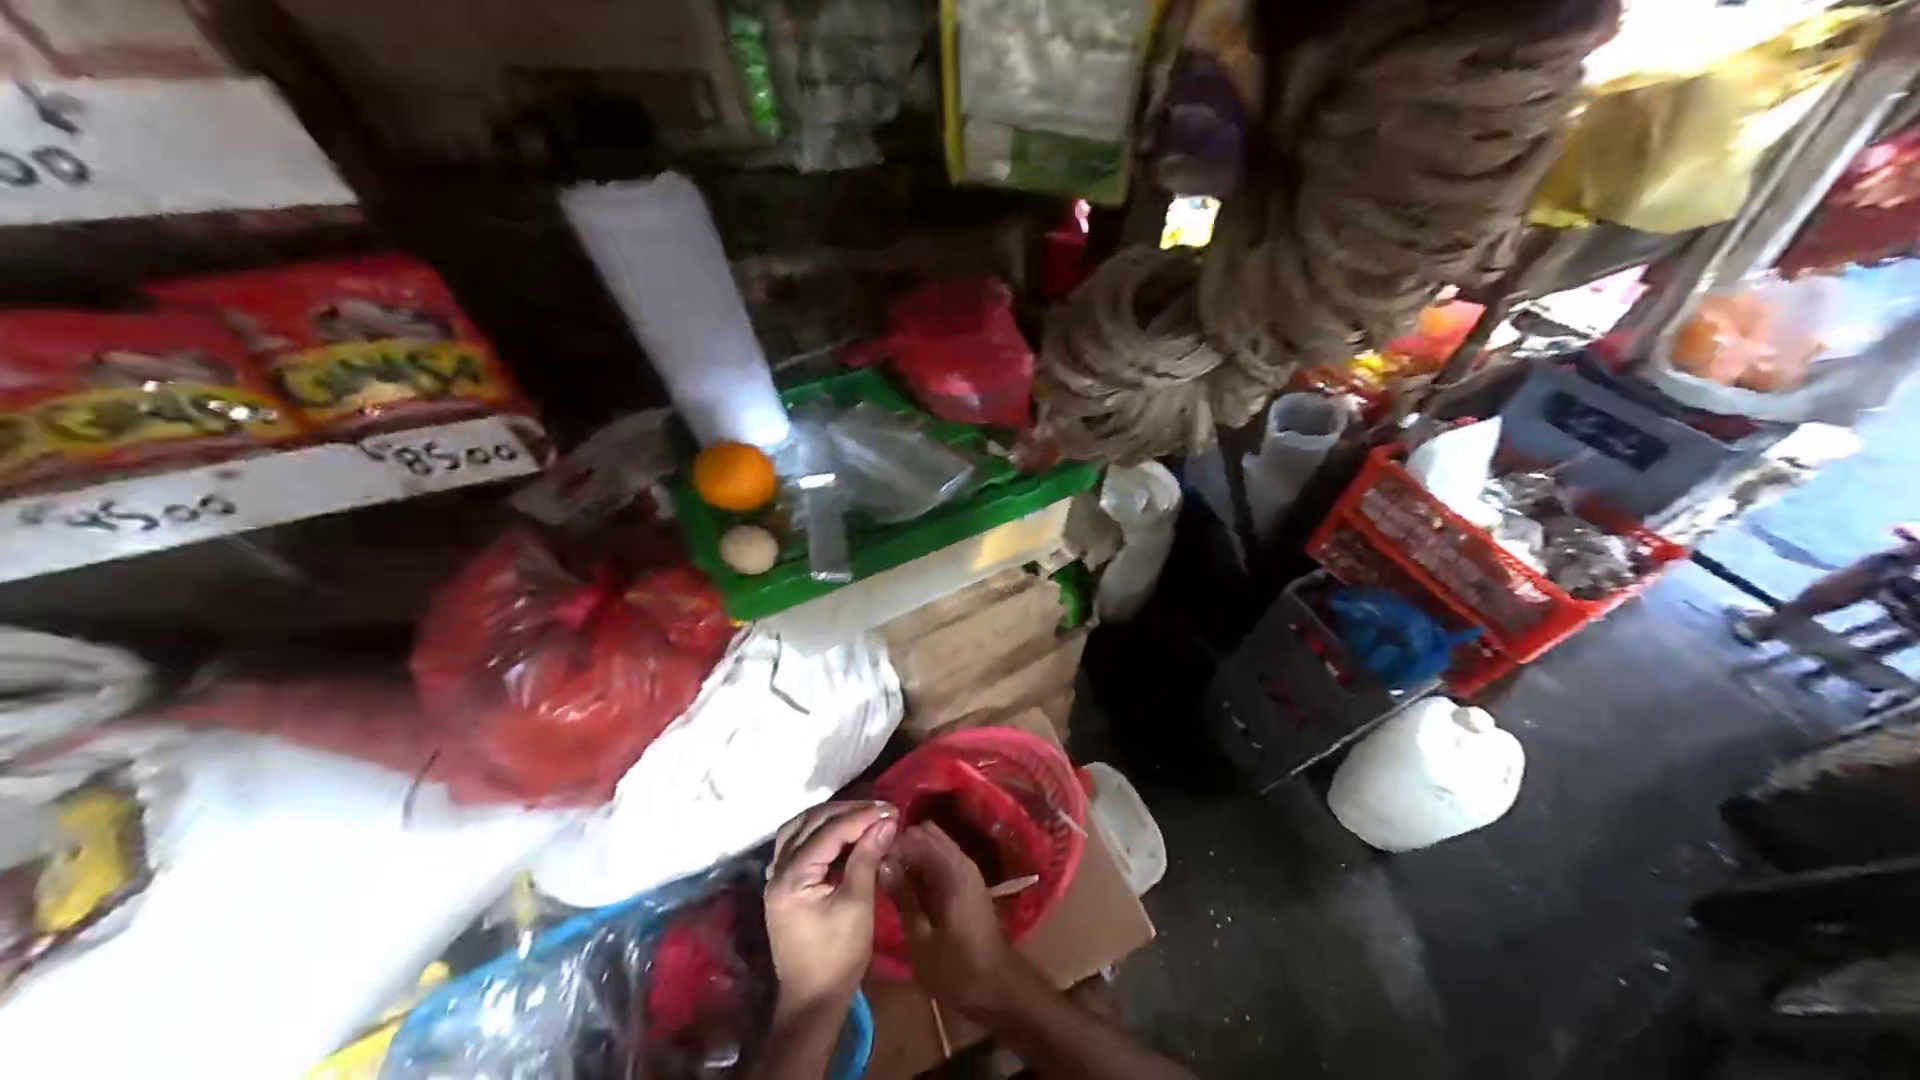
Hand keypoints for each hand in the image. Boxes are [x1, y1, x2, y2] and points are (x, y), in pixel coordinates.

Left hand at [763, 802, 898, 1017]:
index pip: (829, 831)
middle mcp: (778, 871)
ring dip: (830, 817)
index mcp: (793, 877)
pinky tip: (840, 834)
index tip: (891, 810)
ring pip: (799, 829)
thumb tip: (885, 822)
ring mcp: (776, 878)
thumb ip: (867, 858)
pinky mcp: (783, 885)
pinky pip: (797, 844)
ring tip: (861, 815)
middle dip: (846, 812)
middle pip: (810, 822)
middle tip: (879, 809)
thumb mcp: (858, 905)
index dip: (861, 816)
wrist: (812, 1001)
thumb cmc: (838, 957)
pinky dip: (819, 832)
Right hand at [881, 822, 1019, 1017]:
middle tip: (878, 867)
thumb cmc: (957, 969)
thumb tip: (881, 864)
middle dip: (902, 844)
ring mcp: (966, 870)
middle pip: (926, 834)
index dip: (891, 845)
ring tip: (887, 876)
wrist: (997, 988)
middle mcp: (961, 861)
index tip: (870, 862)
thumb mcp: (921, 939)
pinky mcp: (966, 882)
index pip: (916, 837)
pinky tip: (905, 885)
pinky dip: (922, 865)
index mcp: (952, 871)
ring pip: (933, 844)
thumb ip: (903, 897)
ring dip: (912, 854)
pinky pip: (940, 859)